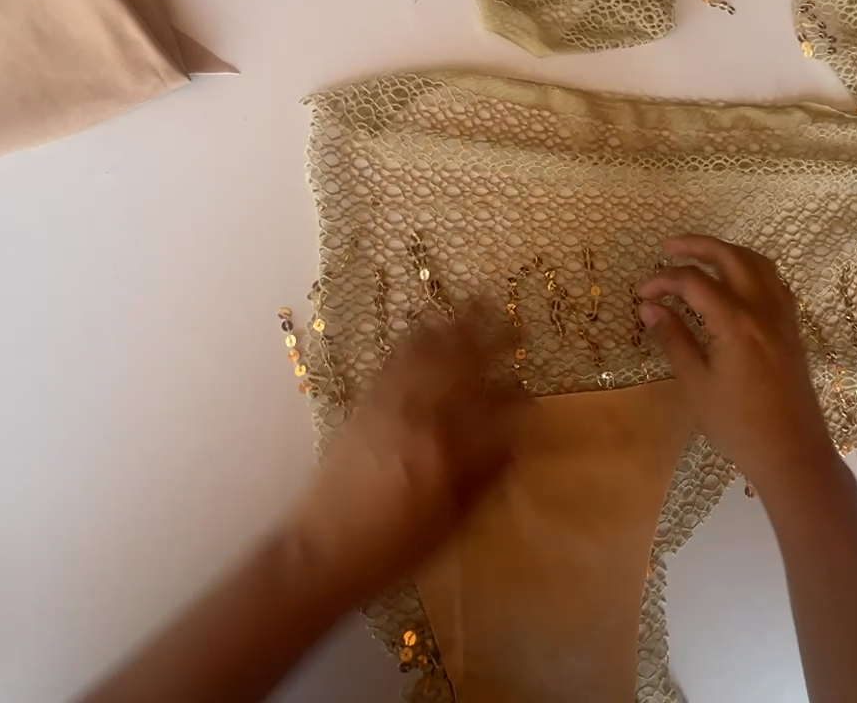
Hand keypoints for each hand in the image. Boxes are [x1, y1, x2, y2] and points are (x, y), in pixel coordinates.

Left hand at [281, 306, 525, 602]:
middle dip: (493, 340)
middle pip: (464, 366)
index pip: (496, 412)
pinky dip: (417, 338)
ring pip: (431, 352)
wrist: (323, 550)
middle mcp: (422, 417)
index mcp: (449, 451)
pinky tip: (429, 326)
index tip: (533, 398)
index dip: (520, 401)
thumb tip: (512, 445)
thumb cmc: (393, 547)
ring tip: (477, 306)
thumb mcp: (450, 523)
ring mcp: (392, 404)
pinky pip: (397, 359)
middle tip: (514, 326)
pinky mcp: (367, 402)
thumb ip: (484, 479)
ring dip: (457, 327)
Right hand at [637, 235, 836, 493]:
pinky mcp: (791, 328)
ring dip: (726, 252)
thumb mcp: (695, 383)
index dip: (662, 281)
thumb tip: (649, 307)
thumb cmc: (738, 425)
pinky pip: (773, 281)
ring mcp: (782, 316)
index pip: (693, 282)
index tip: (641, 293)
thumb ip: (673, 338)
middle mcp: (763, 309)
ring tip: (700, 256)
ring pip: (757, 262)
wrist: (792, 455)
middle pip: (729, 257)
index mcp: (736, 322)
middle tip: (667, 248)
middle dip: (696, 246)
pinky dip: (750, 269)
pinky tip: (735, 281)